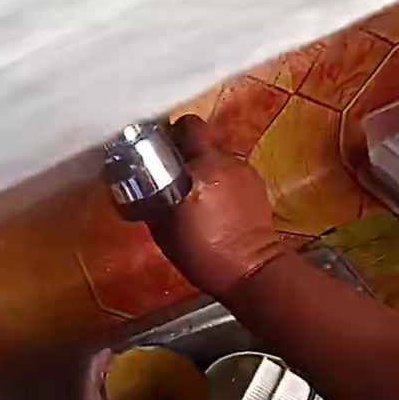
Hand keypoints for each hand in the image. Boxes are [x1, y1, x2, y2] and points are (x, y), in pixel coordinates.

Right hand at [146, 114, 288, 297]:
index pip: (176, 133)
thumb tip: (143, 186)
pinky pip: (228, 163)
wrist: (250, 270)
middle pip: (197, 129)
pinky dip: (216, 170)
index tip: (149, 149)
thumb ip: (153, 199)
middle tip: (167, 157)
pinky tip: (211, 192)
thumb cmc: (200, 255)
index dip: (161, 136)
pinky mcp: (255, 177)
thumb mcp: (162, 229)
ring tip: (189, 178)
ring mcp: (241, 167)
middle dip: (181, 137)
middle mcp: (220, 163)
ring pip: (213, 146)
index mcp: (195, 175)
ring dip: (199, 155)